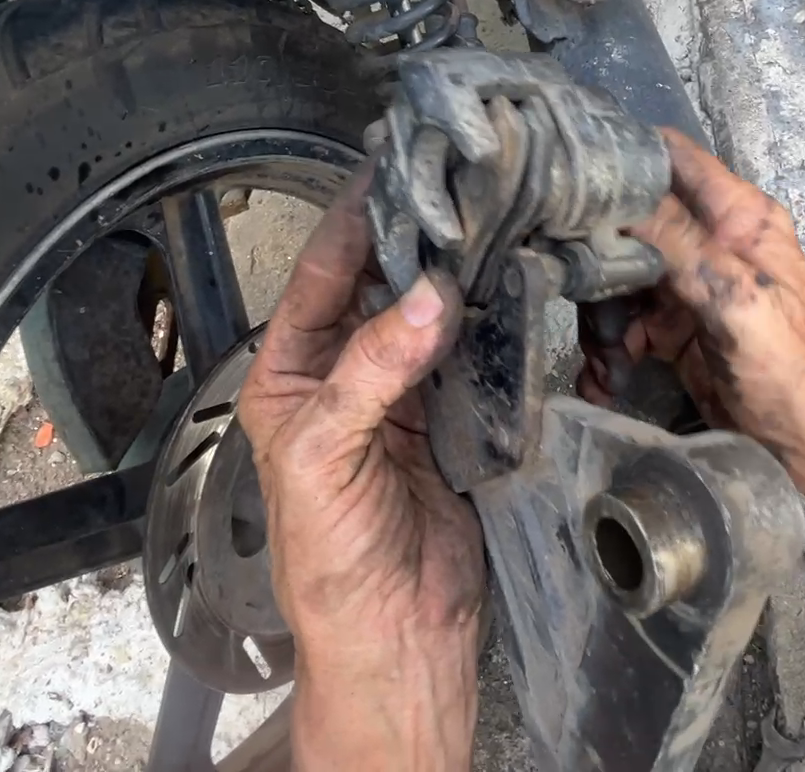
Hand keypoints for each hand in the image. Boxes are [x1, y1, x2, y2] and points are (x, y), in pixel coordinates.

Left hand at [234, 170, 483, 770]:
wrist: (397, 632)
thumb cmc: (329, 555)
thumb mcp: (323, 456)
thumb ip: (371, 373)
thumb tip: (426, 297)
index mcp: (292, 372)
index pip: (322, 278)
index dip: (353, 224)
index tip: (389, 170)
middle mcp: (347, 369)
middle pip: (381, 287)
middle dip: (413, 242)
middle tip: (455, 188)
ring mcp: (404, 388)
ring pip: (430, 314)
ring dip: (456, 276)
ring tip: (491, 223)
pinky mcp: (453, 411)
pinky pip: (470, 352)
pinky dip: (489, 320)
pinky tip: (512, 285)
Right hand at [577, 130, 804, 519]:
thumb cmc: (793, 372)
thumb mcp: (735, 300)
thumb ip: (678, 243)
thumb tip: (614, 197)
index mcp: (737, 217)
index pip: (671, 159)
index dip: (622, 162)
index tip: (574, 189)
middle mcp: (709, 241)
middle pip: (629, 225)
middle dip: (602, 269)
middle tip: (591, 309)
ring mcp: (688, 286)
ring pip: (618, 279)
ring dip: (603, 324)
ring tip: (607, 367)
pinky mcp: (672, 329)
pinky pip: (624, 325)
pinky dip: (609, 353)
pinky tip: (605, 382)